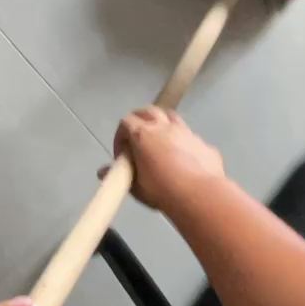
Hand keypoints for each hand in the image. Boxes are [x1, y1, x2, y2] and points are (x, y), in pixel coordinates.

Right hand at [109, 107, 224, 209]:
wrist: (200, 195)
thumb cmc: (161, 190)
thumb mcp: (134, 186)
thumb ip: (119, 175)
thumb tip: (102, 172)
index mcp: (143, 135)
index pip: (126, 122)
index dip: (120, 135)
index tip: (122, 153)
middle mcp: (164, 127)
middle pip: (148, 111)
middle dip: (140, 120)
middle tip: (137, 139)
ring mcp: (186, 132)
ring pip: (171, 116)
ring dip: (162, 124)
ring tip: (160, 142)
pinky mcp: (202, 143)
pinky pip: (189, 135)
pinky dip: (181, 141)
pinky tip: (182, 159)